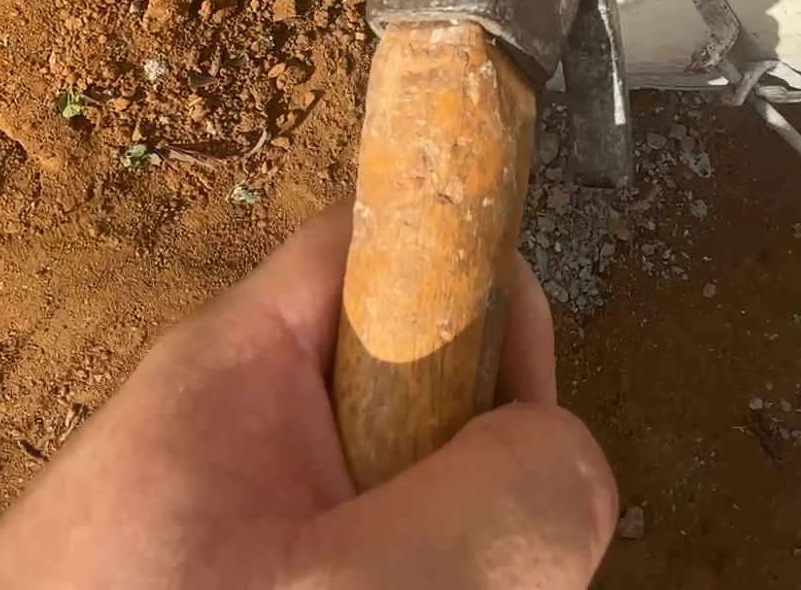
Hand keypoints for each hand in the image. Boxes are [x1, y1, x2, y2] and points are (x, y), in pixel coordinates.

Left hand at [0, 204, 616, 588]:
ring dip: (451, 550)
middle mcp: (237, 420)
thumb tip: (566, 455)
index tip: (515, 405)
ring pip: (409, 479)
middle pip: (411, 371)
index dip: (469, 282)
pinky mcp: (244, 572)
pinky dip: (415, 579)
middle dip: (476, 458)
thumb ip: (493, 507)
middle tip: (477, 570)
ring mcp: (239, 511)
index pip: (378, 243)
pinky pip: (373, 552)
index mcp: (233, 368)